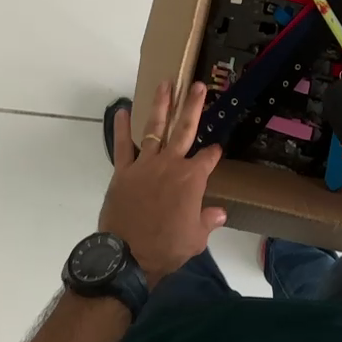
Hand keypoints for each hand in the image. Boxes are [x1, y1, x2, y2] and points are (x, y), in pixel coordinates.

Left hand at [99, 80, 226, 287]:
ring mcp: (146, 164)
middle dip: (194, 106)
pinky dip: (121, 128)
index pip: (209, 158)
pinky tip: (122, 111)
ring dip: (162, 106)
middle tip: (198, 85)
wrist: (127, 256)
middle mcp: (171, 164)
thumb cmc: (166, 248)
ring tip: (165, 84)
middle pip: (185, 129)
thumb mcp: (195, 238)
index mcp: (192, 179)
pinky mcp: (124, 171)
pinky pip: (123, 146)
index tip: (217, 150)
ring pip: (156, 128)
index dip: (214, 153)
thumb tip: (220, 212)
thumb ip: (208, 221)